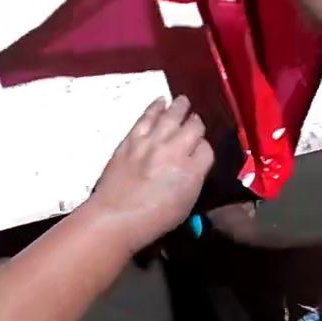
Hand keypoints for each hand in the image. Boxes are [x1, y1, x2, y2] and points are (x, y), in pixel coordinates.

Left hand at [82, 96, 214, 251]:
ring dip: (179, 106)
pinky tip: (161, 101)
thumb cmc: (153, 220)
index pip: (206, 149)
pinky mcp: (132, 139)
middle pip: (193, 128)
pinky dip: (155, 107)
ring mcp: (152, 142)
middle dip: (196, 123)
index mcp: (192, 172)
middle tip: (195, 120)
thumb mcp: (185, 205)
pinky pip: (147, 117)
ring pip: (172, 116)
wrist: (115, 216)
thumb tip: (194, 163)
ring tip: (183, 100)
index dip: (204, 147)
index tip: (200, 149)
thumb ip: (193, 180)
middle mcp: (175, 151)